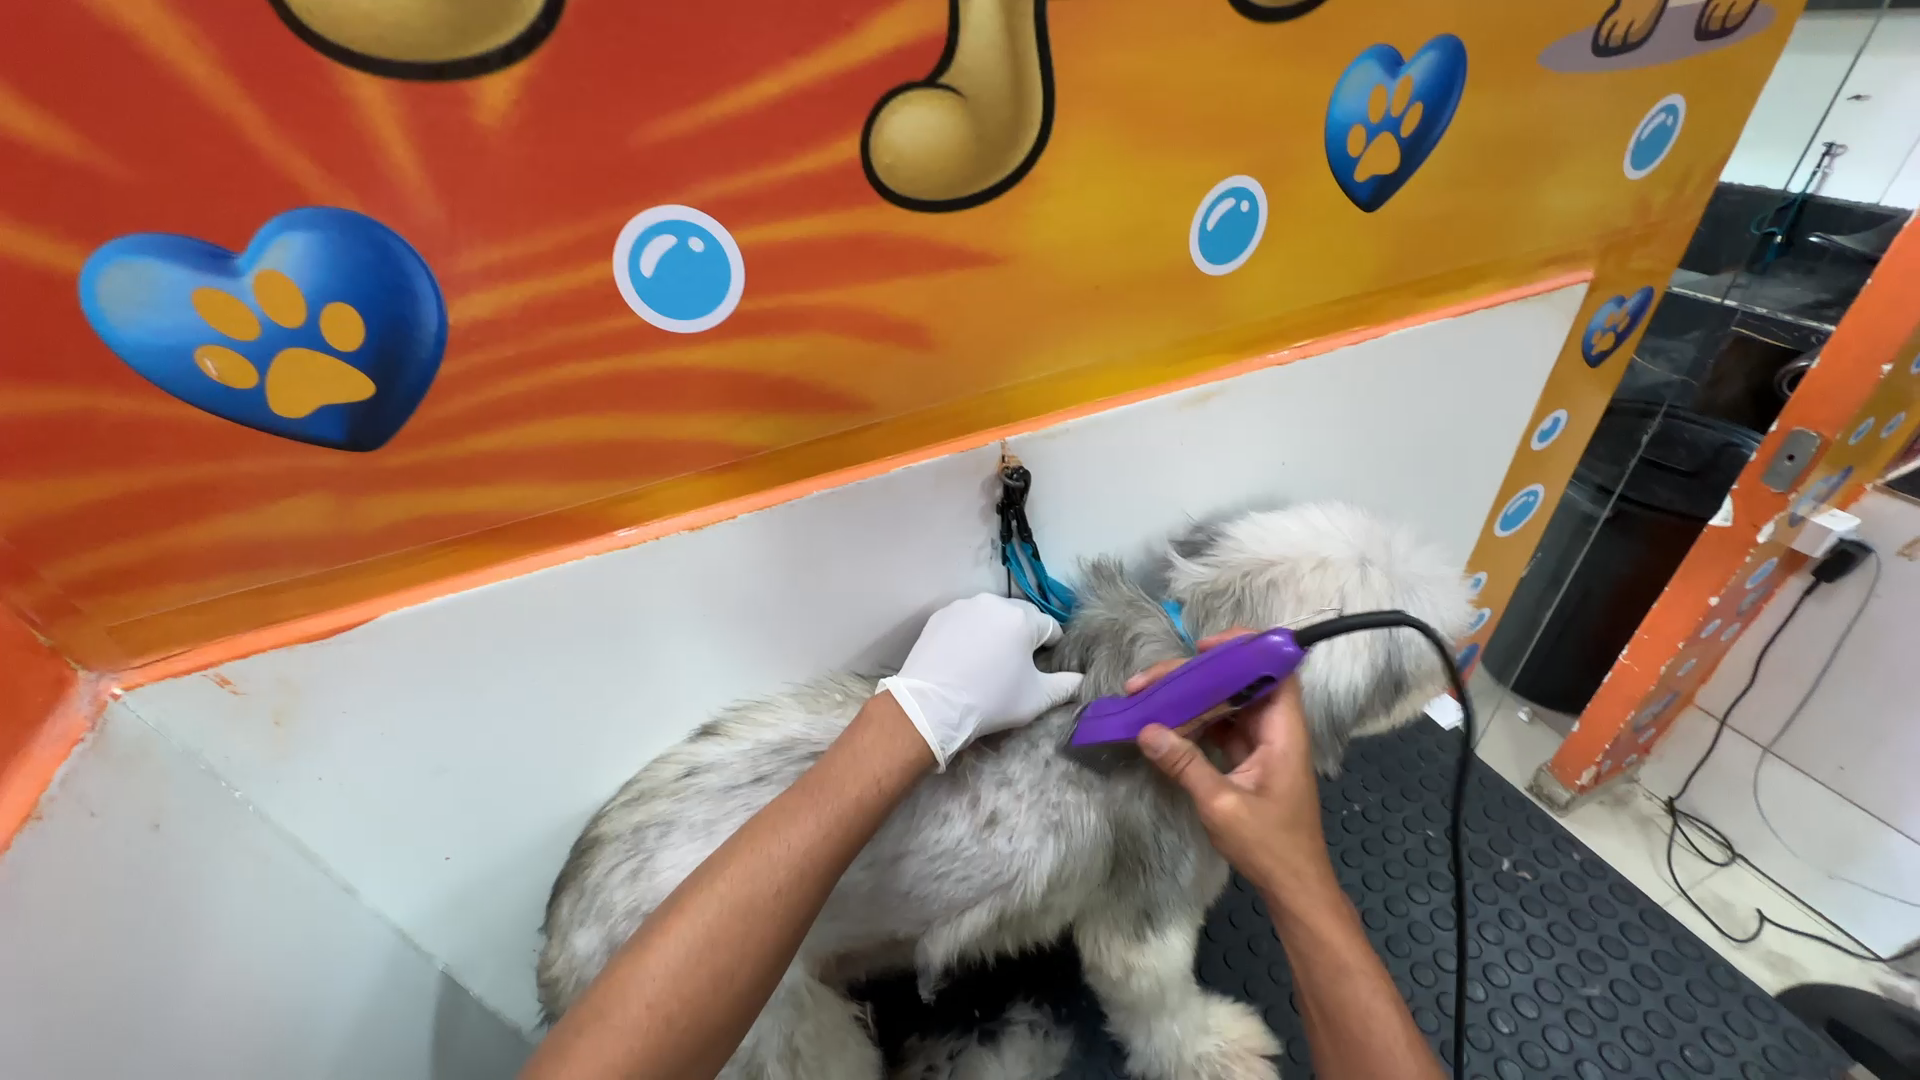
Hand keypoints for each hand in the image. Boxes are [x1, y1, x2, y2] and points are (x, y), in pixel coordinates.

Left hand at [878, 594, 1084, 769]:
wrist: (932, 706)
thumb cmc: (991, 700)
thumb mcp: (1037, 699)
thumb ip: (1067, 685)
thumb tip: (1082, 679)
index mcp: (1023, 618)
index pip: (1050, 628)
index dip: (1050, 649)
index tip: (1040, 669)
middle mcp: (994, 602)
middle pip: (1020, 617)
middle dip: (1022, 637)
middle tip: (1013, 667)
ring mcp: (963, 606)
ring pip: (991, 616)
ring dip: (995, 632)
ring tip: (986, 661)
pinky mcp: (940, 615)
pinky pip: (965, 620)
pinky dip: (969, 633)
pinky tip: (963, 657)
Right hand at [1129, 630, 1332, 899]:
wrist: (1293, 887)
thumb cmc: (1270, 847)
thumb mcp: (1222, 806)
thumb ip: (1185, 764)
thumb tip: (1146, 730)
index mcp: (1283, 732)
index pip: (1275, 670)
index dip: (1245, 649)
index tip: (1202, 648)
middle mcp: (1274, 730)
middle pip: (1238, 682)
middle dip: (1193, 675)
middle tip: (1147, 681)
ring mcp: (1260, 744)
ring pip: (1224, 702)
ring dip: (1187, 696)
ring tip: (1145, 696)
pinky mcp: (1247, 758)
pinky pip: (1219, 725)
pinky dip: (1191, 719)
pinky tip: (1161, 720)